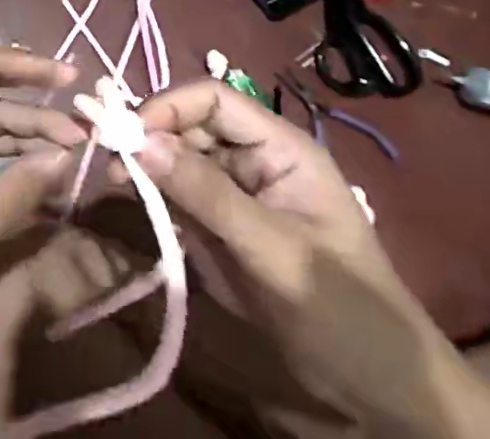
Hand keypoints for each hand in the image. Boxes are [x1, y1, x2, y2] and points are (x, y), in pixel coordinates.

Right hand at [128, 81, 489, 433]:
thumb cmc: (342, 309)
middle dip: (152, 138)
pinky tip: (139, 208)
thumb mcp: (273, 249)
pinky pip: (185, 200)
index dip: (170, 106)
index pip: (216, 100)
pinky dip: (159, 200)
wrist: (379, 389)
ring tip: (115, 186)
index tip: (127, 134)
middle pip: (194, 127)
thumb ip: (207, 194)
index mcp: (282, 147)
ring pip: (183, 161)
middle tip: (110, 167)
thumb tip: (140, 141)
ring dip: (149, 168)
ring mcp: (241, 196)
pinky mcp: (227, 230)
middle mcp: (258, 161)